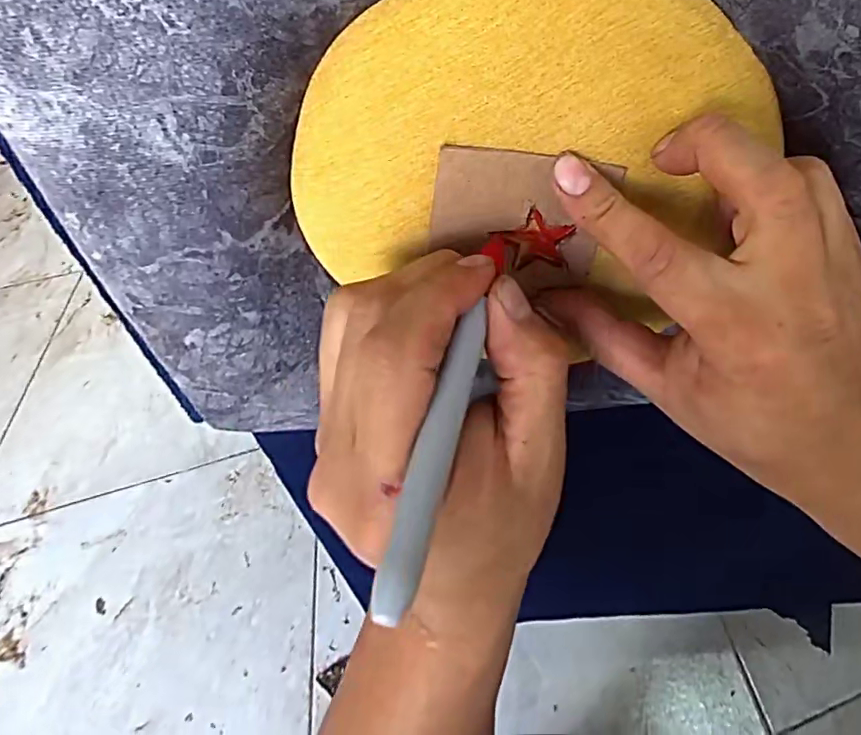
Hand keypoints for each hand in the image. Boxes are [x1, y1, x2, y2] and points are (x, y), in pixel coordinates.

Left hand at [310, 250, 570, 637]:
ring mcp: (318, 442)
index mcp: (389, 485)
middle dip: (427, 282)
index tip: (490, 269)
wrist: (450, 589)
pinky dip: (390, 309)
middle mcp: (334, 459)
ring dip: (406, 289)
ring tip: (459, 294)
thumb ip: (530, 366)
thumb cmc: (504, 530)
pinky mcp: (322, 425)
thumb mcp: (541, 452)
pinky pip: (345, 338)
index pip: (394, 355)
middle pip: (362, 326)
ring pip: (346, 321)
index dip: (440, 295)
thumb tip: (501, 290)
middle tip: (483, 277)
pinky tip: (430, 320)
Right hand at [540, 114, 860, 528]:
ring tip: (707, 184)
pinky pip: (814, 183)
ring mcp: (834, 259)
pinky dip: (773, 177)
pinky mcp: (855, 250)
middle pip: (753, 173)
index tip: (568, 168)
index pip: (657, 251)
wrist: (857, 446)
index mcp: (732, 325)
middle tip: (662, 162)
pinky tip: (749, 208)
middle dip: (698, 142)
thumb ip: (608, 335)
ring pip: (791, 165)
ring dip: (740, 158)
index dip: (606, 206)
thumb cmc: (752, 425)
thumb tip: (553, 296)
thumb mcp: (669, 390)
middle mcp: (790, 281)